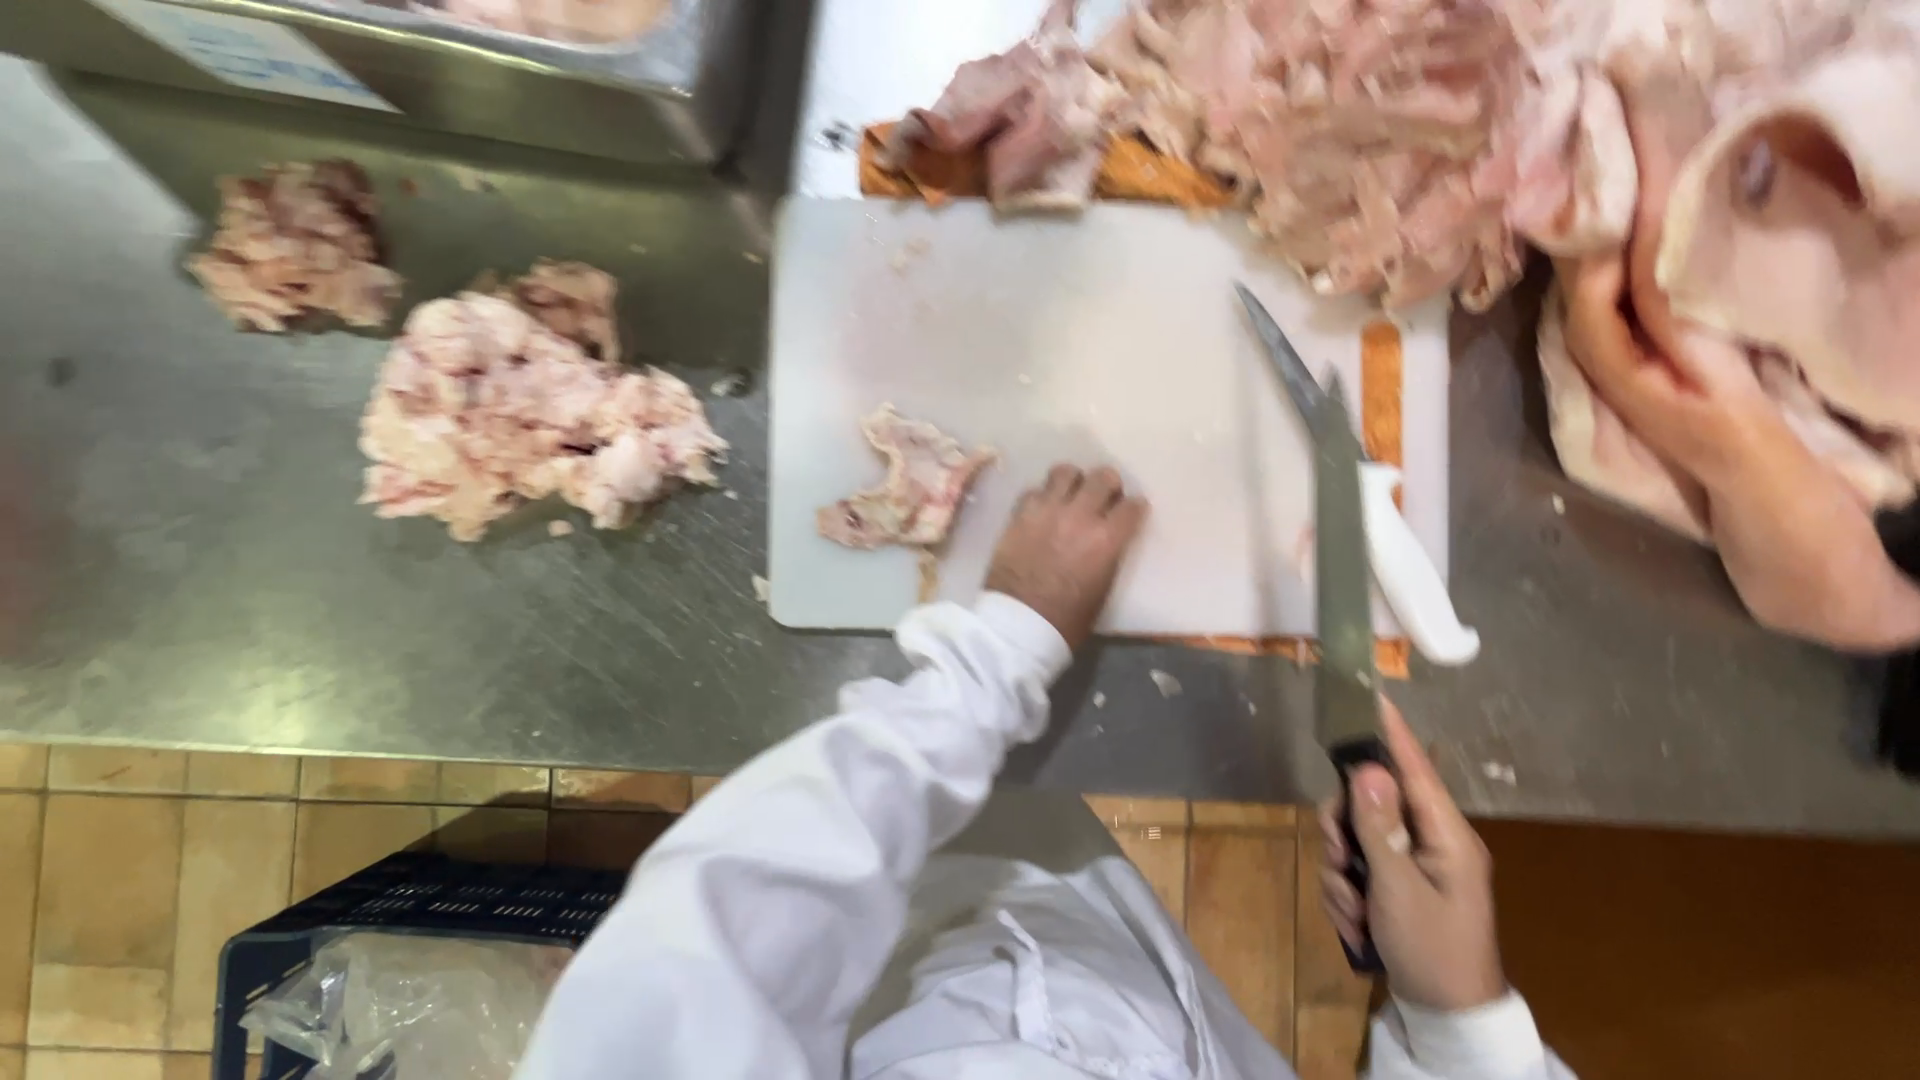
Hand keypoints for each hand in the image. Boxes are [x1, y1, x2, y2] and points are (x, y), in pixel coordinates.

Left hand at [984, 464, 1147, 649]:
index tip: (1131, 513)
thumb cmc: (1066, 619)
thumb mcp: (1102, 589)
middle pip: (1103, 477)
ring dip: (1073, 481)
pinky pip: (1034, 489)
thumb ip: (1109, 555)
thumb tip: (1108, 540)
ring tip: (1070, 495)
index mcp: (1107, 539)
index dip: (1134, 508)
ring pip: (1065, 471)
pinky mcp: (1019, 514)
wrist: (1017, 626)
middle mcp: (1079, 515)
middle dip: (1108, 485)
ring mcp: (1046, 510)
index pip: (1133, 506)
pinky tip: (1043, 510)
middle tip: (1103, 497)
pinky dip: (1042, 496)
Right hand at [1319, 698, 1504, 1012]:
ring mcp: (1409, 863)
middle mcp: (1428, 840)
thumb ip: (1380, 828)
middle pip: (1367, 802)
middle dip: (1344, 834)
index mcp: (1445, 835)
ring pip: (1352, 837)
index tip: (1370, 696)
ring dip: (1342, 873)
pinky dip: (1346, 894)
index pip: (1414, 769)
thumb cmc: (1433, 949)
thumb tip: (1369, 768)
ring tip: (1355, 911)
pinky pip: (1353, 867)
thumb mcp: (1399, 890)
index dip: (1390, 732)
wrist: (1447, 1017)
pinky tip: (1357, 924)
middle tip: (1341, 864)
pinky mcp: (1393, 884)